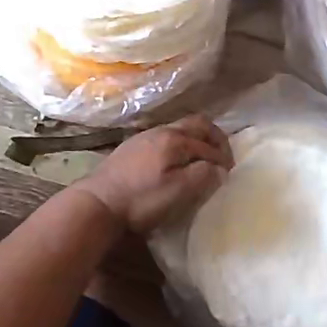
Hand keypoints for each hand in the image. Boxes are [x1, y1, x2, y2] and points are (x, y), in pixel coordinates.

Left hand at [73, 114, 232, 235]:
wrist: (97, 203)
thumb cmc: (141, 200)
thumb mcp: (179, 192)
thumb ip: (204, 176)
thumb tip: (220, 168)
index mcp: (176, 139)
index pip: (209, 142)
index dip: (223, 158)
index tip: (229, 174)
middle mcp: (162, 130)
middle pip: (197, 124)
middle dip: (214, 138)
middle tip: (222, 157)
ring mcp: (145, 136)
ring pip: (179, 129)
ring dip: (196, 141)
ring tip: (201, 161)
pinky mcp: (132, 147)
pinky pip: (165, 137)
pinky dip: (179, 145)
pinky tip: (175, 163)